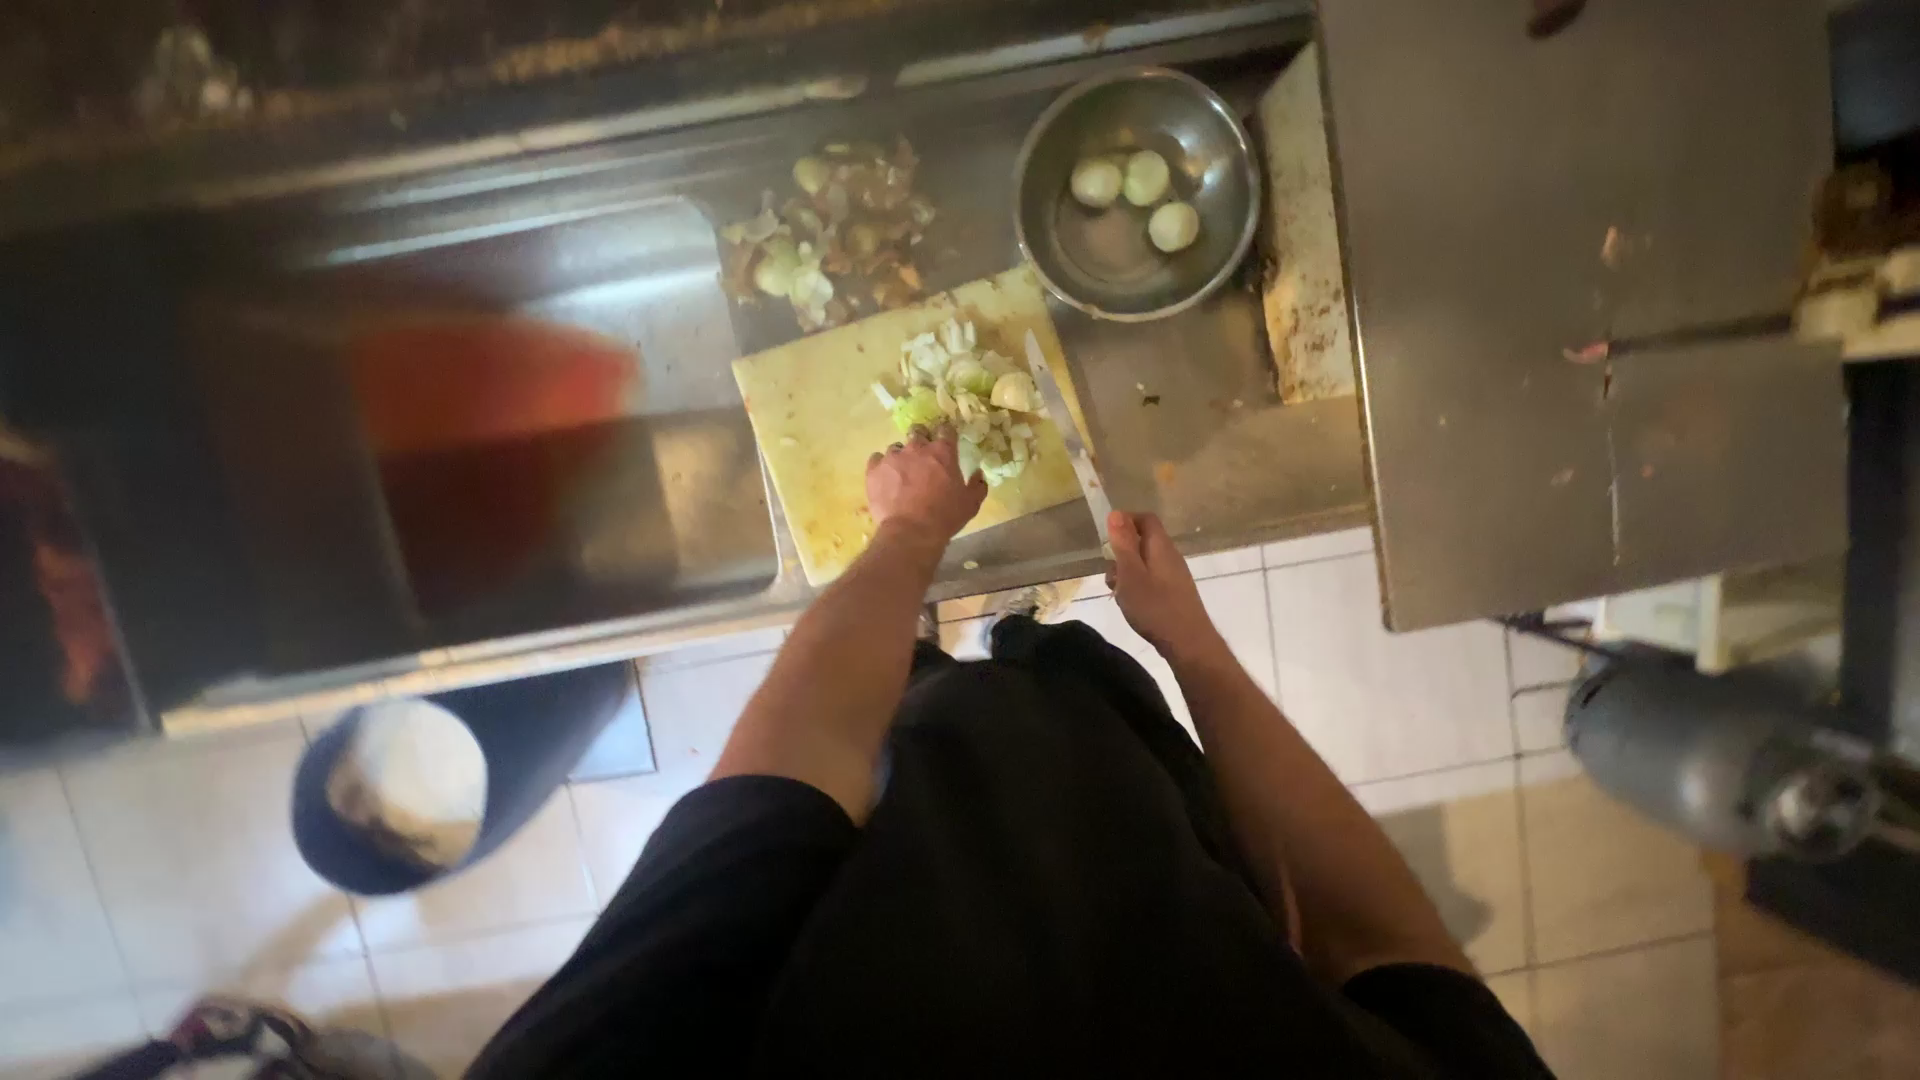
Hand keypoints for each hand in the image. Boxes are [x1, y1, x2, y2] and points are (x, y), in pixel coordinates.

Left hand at [867, 423, 987, 543]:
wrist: (911, 531)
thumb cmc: (945, 516)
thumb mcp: (970, 504)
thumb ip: (977, 485)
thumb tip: (978, 474)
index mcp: (943, 451)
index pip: (945, 430)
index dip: (945, 435)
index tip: (944, 443)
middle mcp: (917, 447)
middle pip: (917, 431)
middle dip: (920, 439)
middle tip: (922, 456)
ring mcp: (893, 457)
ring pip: (896, 447)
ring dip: (901, 457)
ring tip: (901, 474)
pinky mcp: (874, 469)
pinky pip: (876, 460)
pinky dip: (881, 466)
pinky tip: (885, 479)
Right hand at [1107, 511, 1224, 661]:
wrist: (1188, 643)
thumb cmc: (1155, 607)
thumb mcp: (1131, 573)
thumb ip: (1123, 544)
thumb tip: (1116, 513)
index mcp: (1161, 546)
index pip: (1145, 519)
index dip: (1125, 521)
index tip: (1107, 538)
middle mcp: (1170, 556)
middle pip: (1142, 541)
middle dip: (1121, 553)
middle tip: (1111, 574)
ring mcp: (1174, 575)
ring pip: (1144, 562)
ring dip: (1126, 572)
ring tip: (1119, 594)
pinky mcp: (1174, 592)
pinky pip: (1150, 579)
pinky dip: (1136, 586)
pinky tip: (1131, 604)